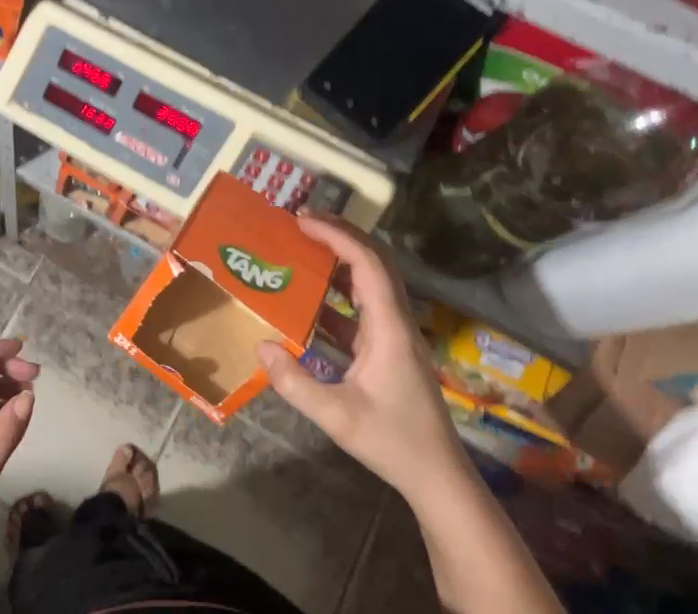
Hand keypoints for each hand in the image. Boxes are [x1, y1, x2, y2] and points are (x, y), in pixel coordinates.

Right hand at [255, 215, 466, 496]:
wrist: (437, 476)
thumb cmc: (393, 442)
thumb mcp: (337, 416)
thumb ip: (296, 383)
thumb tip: (260, 345)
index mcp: (389, 329)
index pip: (367, 265)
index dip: (336, 236)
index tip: (301, 220)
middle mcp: (396, 322)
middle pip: (375, 262)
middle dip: (339, 235)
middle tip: (299, 221)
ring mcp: (394, 335)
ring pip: (371, 281)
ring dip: (339, 258)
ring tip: (300, 247)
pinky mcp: (388, 349)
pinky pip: (362, 306)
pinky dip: (336, 291)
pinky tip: (307, 298)